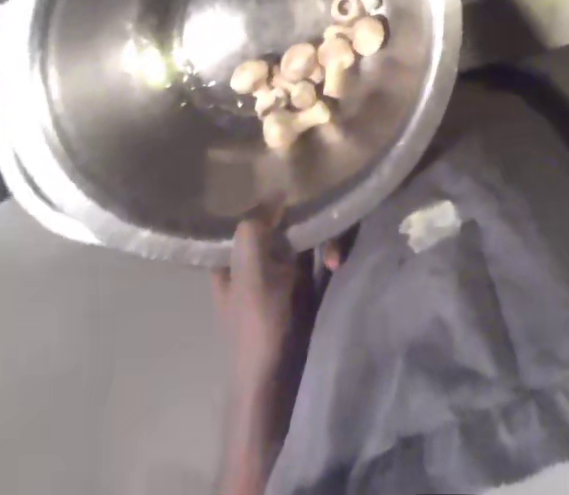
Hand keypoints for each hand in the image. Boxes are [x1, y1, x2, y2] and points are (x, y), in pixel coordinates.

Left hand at [211, 217, 321, 494]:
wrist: (278, 385)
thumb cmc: (258, 327)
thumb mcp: (250, 273)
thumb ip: (254, 229)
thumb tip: (275, 190)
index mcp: (231, 257)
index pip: (249, 213)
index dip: (269, 198)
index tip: (296, 183)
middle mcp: (254, 261)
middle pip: (282, 222)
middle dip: (307, 219)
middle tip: (328, 217)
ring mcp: (280, 276)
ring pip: (305, 238)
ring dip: (324, 240)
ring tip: (335, 258)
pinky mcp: (304, 289)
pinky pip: (319, 257)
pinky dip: (331, 255)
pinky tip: (338, 263)